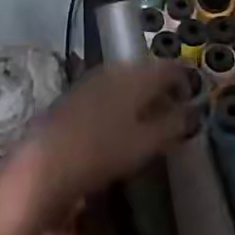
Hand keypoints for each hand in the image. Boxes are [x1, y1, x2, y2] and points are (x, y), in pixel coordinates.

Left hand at [0, 60, 192, 230]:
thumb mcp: (146, 144)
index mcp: (138, 75)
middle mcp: (116, 69)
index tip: (193, 104)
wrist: (40, 166)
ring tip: (146, 126)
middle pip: (148, 73)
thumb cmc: (101, 152)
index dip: (185, 83)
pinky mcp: (73, 96)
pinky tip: (117, 130)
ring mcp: (91, 80)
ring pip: (126, 82)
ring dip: (140, 99)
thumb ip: (174, 125)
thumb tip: (193, 113)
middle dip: (162, 92)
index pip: (171, 68)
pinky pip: (107, 92)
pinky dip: (120, 105)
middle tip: (172, 118)